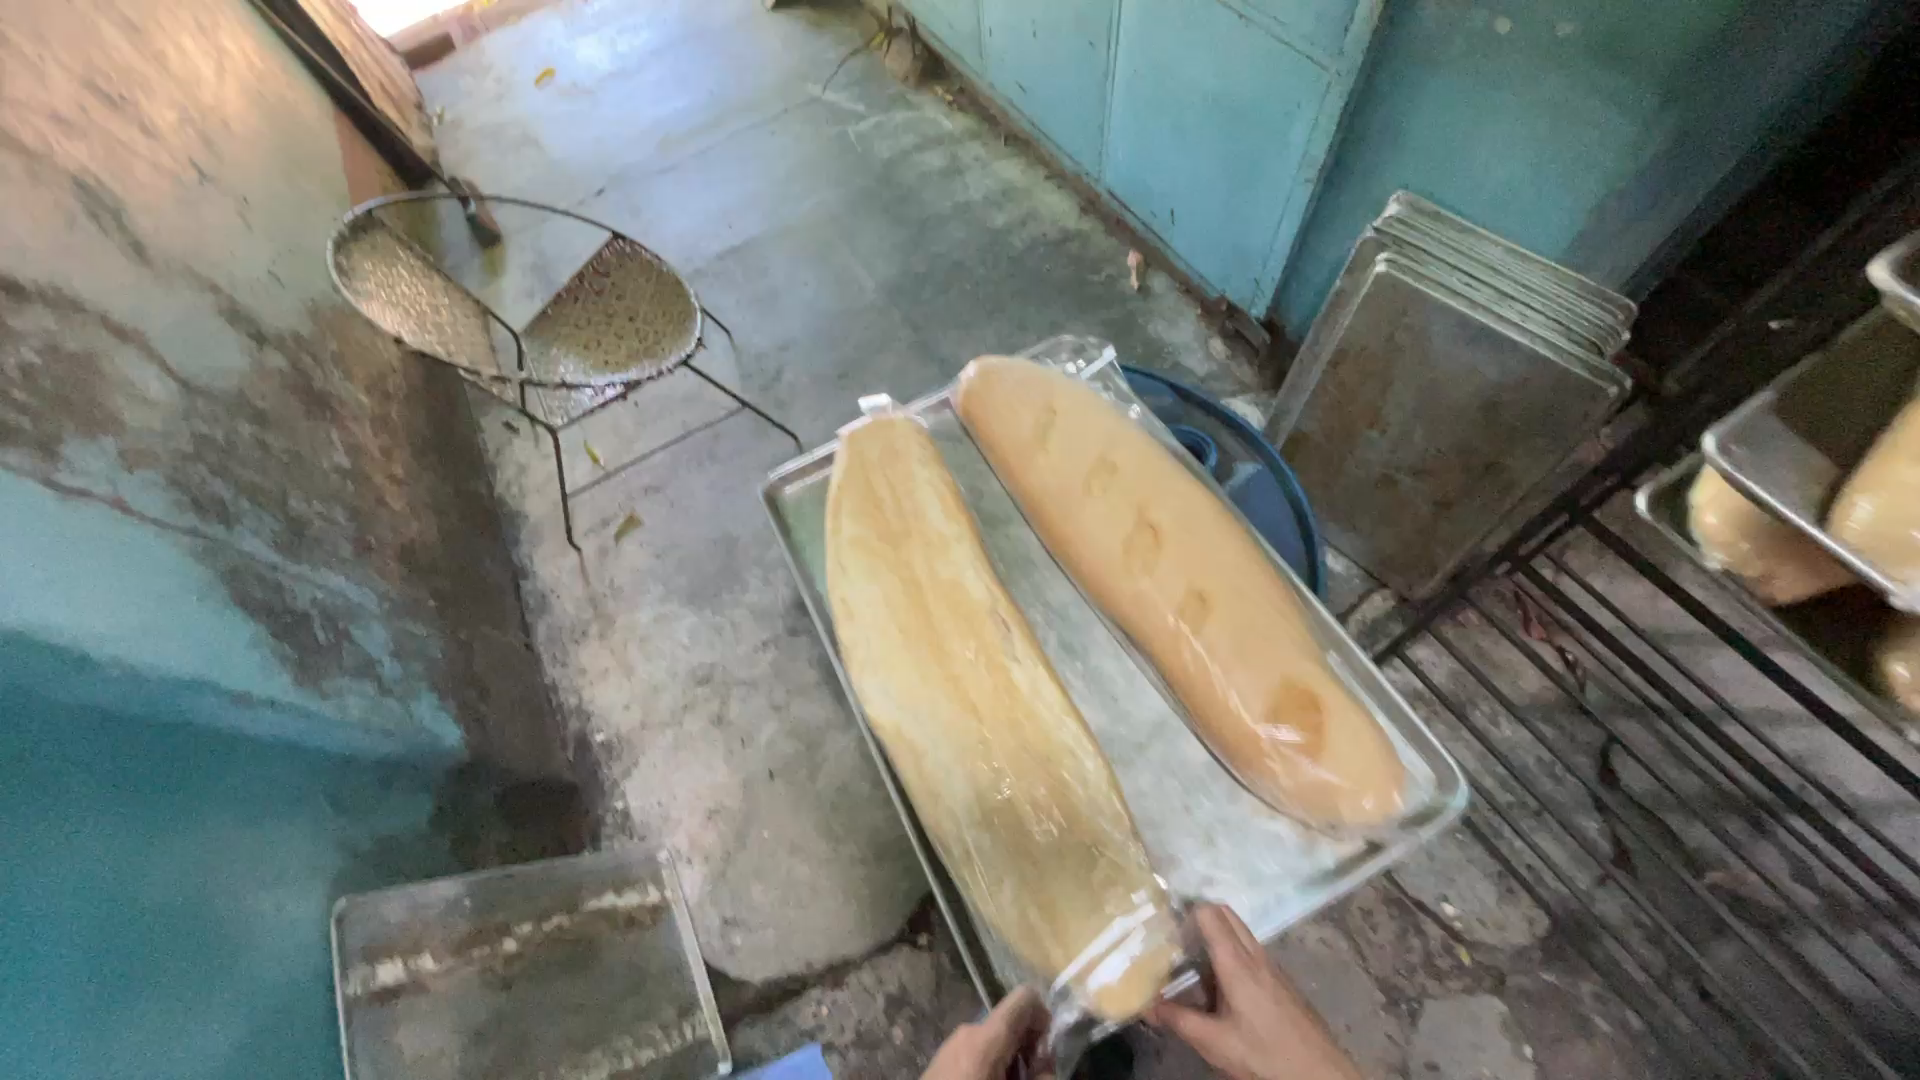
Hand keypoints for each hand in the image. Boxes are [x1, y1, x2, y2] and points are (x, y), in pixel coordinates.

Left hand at [921, 984, 1052, 1079]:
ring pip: (994, 1040)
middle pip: (1010, 1023)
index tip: (1045, 1054)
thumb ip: (1043, 1078)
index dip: (1044, 1018)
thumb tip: (1045, 1062)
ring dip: (1010, 1062)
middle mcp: (968, 1032)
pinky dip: (991, 1068)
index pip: (1024, 999)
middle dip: (1028, 1050)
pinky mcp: (940, 1061)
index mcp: (986, 1039)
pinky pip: (976, 1052)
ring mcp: (950, 1045)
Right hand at [1146, 904, 1363, 1079]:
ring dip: (1218, 934)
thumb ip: (1179, 1021)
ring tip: (1195, 960)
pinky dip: (1234, 952)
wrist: (1322, 1076)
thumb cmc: (1266, 1055)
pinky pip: (1253, 950)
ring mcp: (1273, 967)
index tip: (1166, 925)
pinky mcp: (1282, 982)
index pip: (1209, 913)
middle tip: (1178, 938)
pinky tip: (1223, 985)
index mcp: (1237, 963)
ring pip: (1241, 932)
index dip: (1186, 911)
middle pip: (1226, 914)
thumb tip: (1145, 1005)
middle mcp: (1256, 955)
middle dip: (1201, 916)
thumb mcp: (1216, 1043)